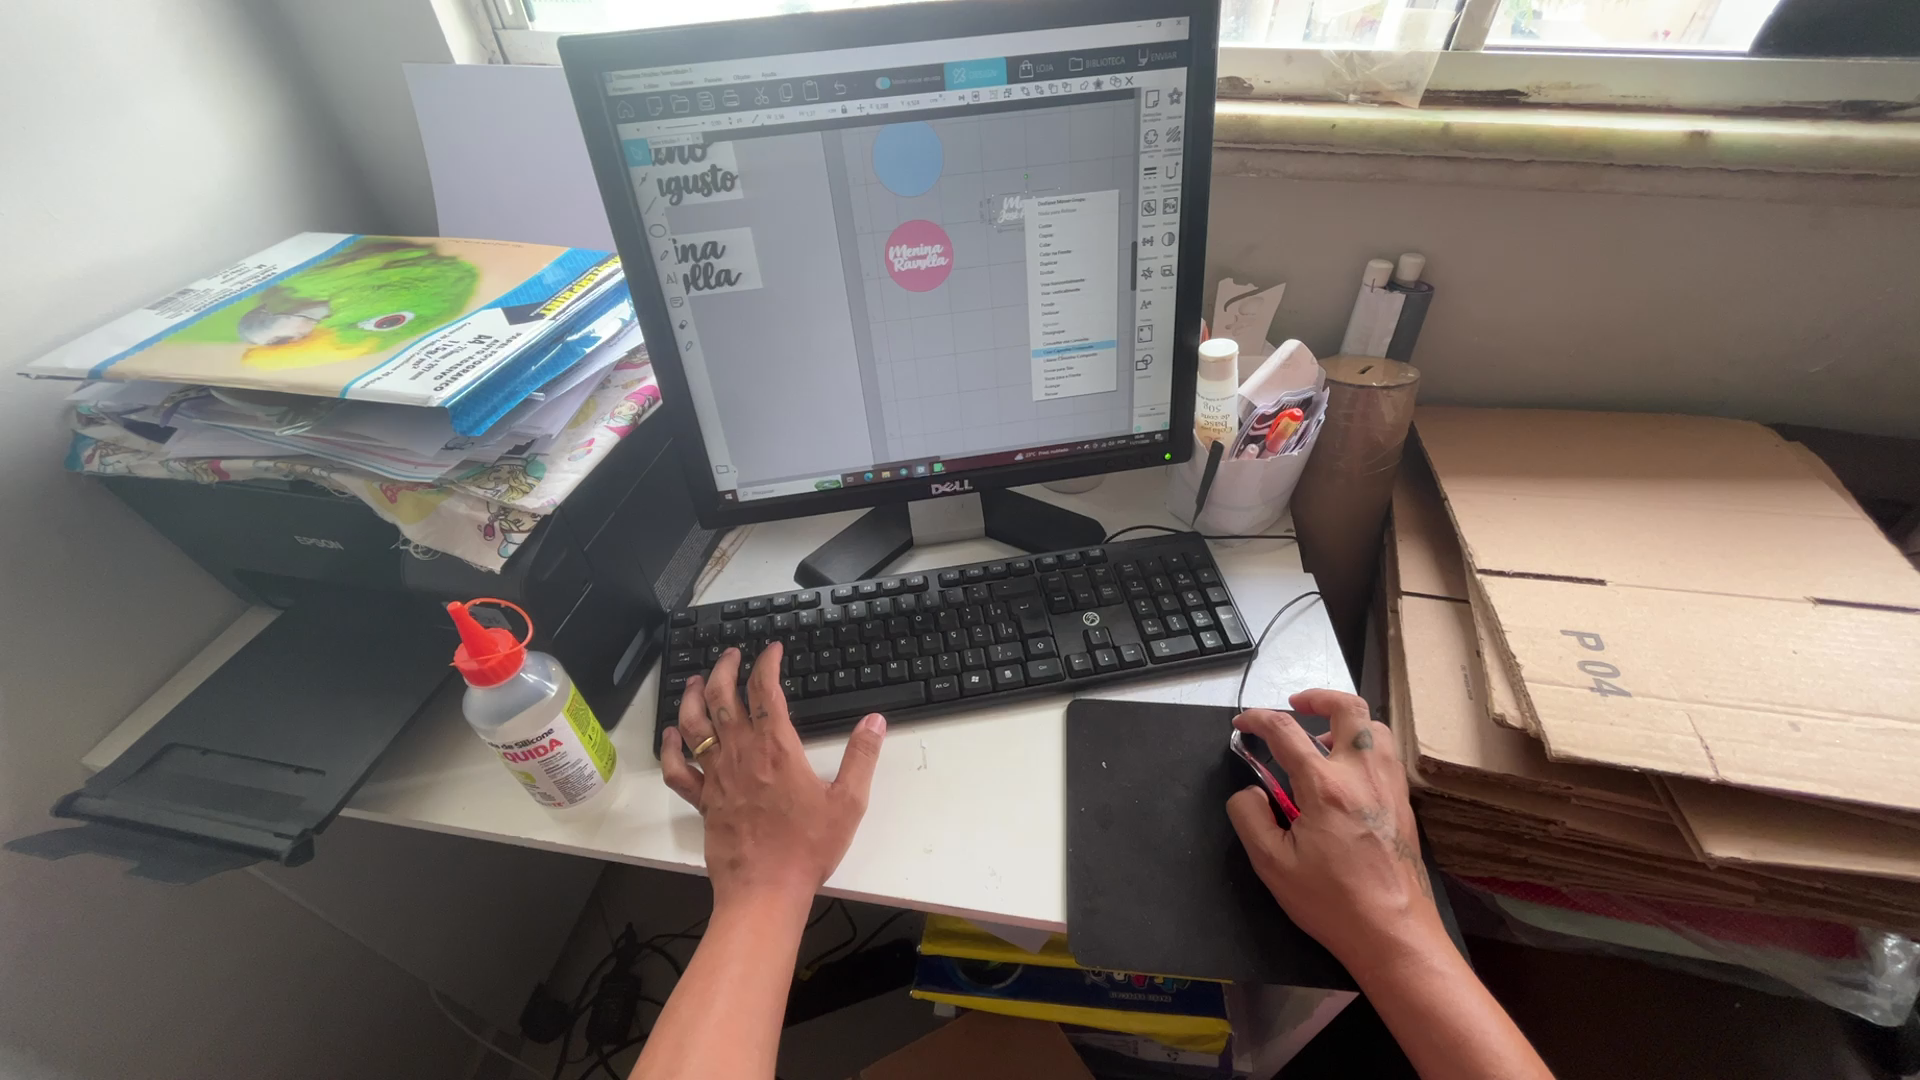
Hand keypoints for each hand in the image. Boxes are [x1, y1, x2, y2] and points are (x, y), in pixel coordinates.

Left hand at [661, 643, 886, 911]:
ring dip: (693, 696)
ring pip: (695, 724)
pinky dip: (671, 747)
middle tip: (732, 655)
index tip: (772, 650)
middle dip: (725, 668)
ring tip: (698, 679)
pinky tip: (672, 734)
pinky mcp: (703, 801)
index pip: (766, 691)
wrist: (765, 892)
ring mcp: (717, 777)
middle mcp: (741, 755)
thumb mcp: (848, 801)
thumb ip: (862, 757)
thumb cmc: (807, 848)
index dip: (767, 663)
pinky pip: (678, 769)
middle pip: (722, 698)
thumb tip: (875, 721)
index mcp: (776, 749)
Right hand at [1226, 688, 1447, 979]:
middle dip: (1317, 697)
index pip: (1285, 732)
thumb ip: (1249, 816)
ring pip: (1375, 727)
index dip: (1257, 719)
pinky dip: (1363, 745)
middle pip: (1349, 708)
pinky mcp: (1403, 804)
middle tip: (1295, 706)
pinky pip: (1386, 754)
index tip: (1243, 723)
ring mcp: (1389, 788)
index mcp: (1325, 788)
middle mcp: (1362, 776)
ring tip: (1319, 740)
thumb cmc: (1331, 902)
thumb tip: (1250, 792)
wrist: (1395, 936)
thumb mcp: (1271, 863)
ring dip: (1344, 721)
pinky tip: (1344, 771)